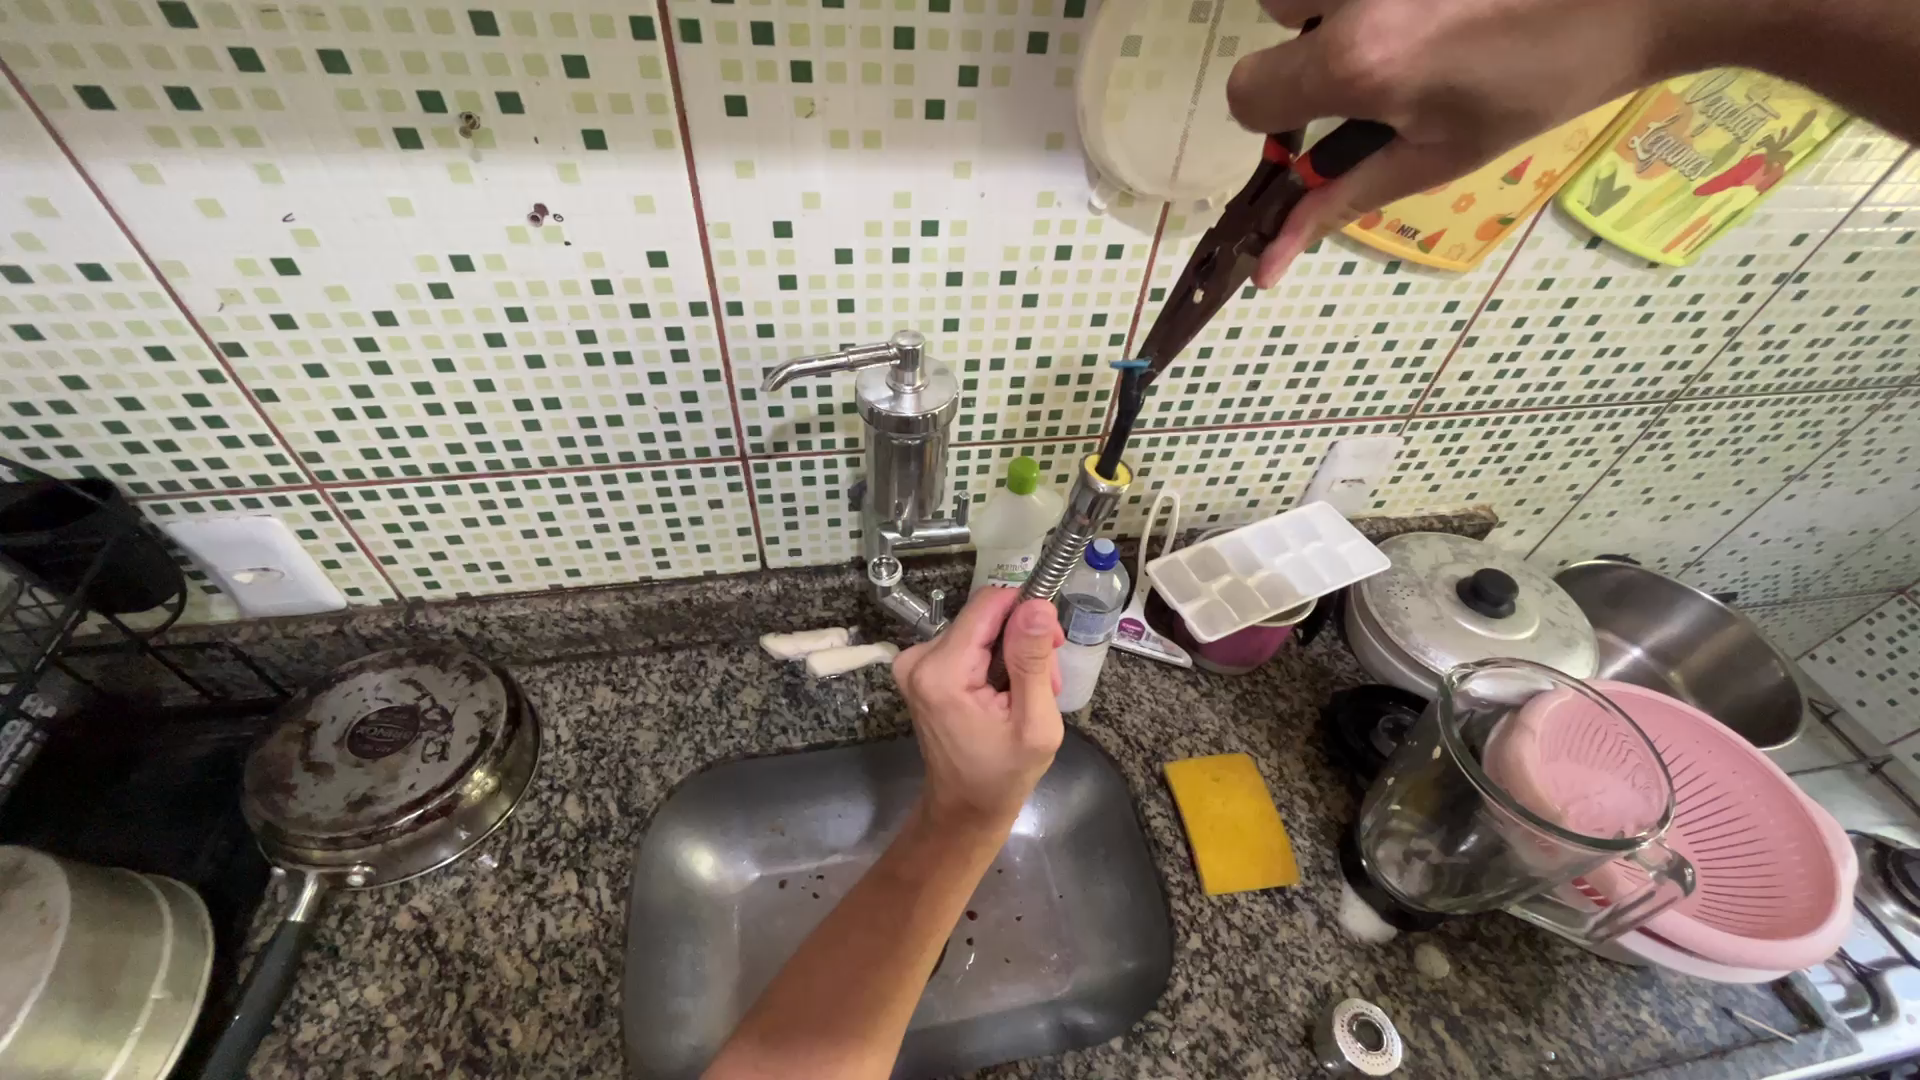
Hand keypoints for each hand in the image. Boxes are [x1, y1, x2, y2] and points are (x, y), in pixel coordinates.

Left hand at [892, 588, 1063, 828]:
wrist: (964, 807)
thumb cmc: (1002, 775)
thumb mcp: (1034, 724)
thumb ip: (1033, 661)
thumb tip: (1037, 605)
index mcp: (942, 671)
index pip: (989, 604)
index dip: (1027, 613)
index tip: (1052, 644)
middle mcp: (918, 658)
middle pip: (986, 617)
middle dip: (1023, 642)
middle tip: (1045, 684)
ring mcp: (915, 663)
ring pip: (981, 629)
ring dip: (1012, 655)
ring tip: (1026, 696)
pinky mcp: (921, 669)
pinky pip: (969, 644)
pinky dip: (994, 663)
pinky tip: (1006, 694)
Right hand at [1227, 0, 1679, 284]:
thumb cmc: (1543, 82)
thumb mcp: (1432, 159)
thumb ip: (1337, 203)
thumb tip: (1263, 270)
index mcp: (1356, 61)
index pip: (1246, 91)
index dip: (1273, 111)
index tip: (1317, 114)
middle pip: (1275, 8)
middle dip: (1310, 34)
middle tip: (1381, 50)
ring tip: (1415, 10)